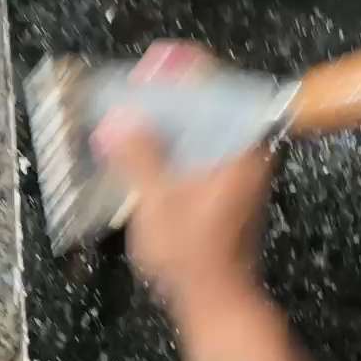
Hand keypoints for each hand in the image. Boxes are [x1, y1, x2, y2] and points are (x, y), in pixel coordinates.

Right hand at [91, 41, 273, 311]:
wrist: (212, 299)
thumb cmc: (193, 255)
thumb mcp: (157, 200)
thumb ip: (137, 156)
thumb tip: (118, 122)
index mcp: (238, 149)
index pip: (215, 90)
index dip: (184, 70)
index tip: (156, 60)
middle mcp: (242, 156)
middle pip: (206, 107)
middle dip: (169, 93)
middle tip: (136, 83)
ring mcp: (230, 174)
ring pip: (197, 132)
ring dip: (164, 121)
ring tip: (130, 111)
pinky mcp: (216, 192)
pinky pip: (191, 154)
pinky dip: (166, 146)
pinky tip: (140, 149)